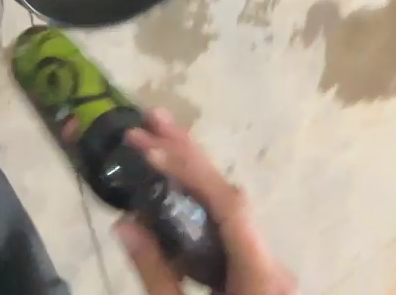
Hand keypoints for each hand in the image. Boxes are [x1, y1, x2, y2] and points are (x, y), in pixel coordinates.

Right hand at [115, 110, 295, 294]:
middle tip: (149, 118)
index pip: (228, 205)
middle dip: (188, 154)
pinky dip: (199, 200)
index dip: (188, 171)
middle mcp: (270, 265)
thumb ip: (157, 276)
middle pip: (230, 195)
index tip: (148, 150)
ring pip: (230, 207)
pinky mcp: (255, 279)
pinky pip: (227, 228)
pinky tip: (174, 182)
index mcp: (261, 276)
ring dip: (192, 170)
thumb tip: (124, 223)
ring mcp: (266, 271)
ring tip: (156, 134)